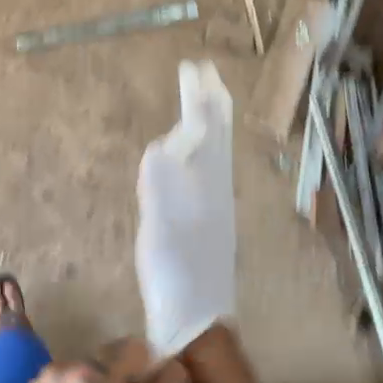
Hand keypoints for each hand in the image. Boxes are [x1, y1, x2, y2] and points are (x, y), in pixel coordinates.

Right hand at [136, 60, 235, 357]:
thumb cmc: (176, 266)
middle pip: (218, 132)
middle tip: (204, 71)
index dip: (200, 94)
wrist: (196, 317)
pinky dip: (203, 145)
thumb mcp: (164, 217)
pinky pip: (207, 166)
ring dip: (209, 119)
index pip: (207, 124)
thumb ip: (165, 174)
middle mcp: (215, 183)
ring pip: (215, 148)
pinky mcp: (205, 219)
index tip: (195, 66)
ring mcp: (213, 202)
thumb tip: (173, 137)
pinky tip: (194, 153)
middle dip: (210, 99)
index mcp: (208, 177)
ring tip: (204, 99)